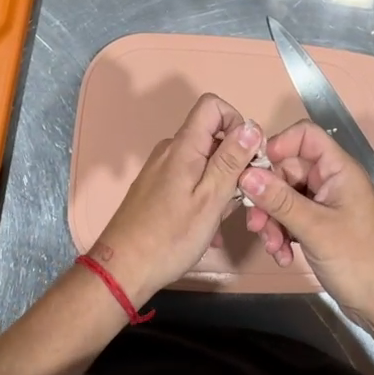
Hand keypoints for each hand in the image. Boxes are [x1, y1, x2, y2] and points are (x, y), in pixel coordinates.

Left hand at [88, 93, 262, 306]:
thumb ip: (231, 160)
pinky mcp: (157, 187)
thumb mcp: (210, 199)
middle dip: (233, 160)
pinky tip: (207, 227)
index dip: (236, 122)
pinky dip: (205, 195)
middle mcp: (170, 149)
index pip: (212, 105)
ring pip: (203, 161)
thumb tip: (251, 125)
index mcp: (183, 146)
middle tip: (242, 198)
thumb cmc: (170, 236)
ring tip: (222, 219)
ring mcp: (162, 168)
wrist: (122, 269)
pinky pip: (190, 178)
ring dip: (220, 183)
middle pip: (211, 135)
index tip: (249, 156)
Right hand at [241, 120, 373, 320]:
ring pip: (286, 197)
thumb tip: (245, 174)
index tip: (255, 169)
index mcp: (338, 170)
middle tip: (256, 223)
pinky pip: (293, 219)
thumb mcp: (316, 229)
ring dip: (273, 220)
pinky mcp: (322, 228)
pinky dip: (283, 234)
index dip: (278, 145)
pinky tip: (283, 256)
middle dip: (268, 195)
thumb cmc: (361, 261)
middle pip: (288, 170)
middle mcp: (332, 182)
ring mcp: (327, 206)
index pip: (305, 136)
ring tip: (272, 247)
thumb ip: (279, 200)